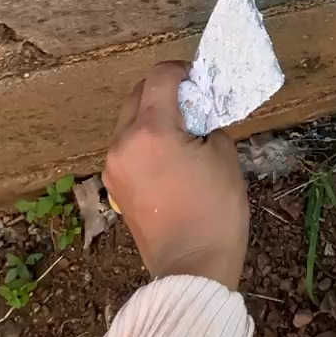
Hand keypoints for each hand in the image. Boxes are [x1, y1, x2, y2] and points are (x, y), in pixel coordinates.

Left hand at [103, 60, 249, 287]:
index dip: (183, 70)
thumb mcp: (223, 153)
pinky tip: (174, 153)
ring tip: (187, 129)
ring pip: (129, 120)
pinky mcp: (114, 186)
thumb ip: (207, 123)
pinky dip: (147, 137)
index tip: (202, 80)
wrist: (193, 266)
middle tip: (196, 101)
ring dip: (154, 113)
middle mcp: (121, 144)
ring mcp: (112, 167)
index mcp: (150, 131)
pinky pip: (128, 145)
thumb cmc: (216, 207)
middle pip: (137, 94)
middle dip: (165, 89)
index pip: (159, 77)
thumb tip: (198, 115)